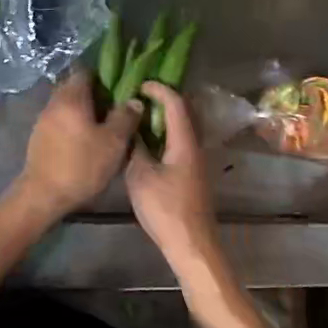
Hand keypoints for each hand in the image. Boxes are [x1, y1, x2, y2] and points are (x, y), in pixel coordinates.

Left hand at [11, 69, 140, 219]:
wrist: (43, 195)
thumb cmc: (82, 165)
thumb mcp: (113, 142)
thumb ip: (125, 117)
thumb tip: (134, 100)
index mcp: (70, 98)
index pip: (85, 72)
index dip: (103, 75)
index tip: (120, 85)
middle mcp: (53, 104)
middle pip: (74, 88)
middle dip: (95, 94)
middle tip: (117, 106)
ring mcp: (43, 121)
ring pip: (67, 106)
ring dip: (84, 111)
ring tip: (104, 124)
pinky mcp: (39, 138)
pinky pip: (60, 121)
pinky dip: (73, 124)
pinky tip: (86, 139)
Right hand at [126, 82, 220, 274]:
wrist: (191, 243)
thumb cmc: (165, 208)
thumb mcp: (140, 176)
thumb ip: (135, 148)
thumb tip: (131, 129)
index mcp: (184, 142)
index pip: (176, 103)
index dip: (159, 89)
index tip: (138, 84)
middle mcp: (195, 145)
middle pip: (184, 112)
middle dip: (163, 99)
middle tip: (137, 97)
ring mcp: (196, 161)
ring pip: (182, 128)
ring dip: (163, 118)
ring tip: (137, 116)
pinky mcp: (191, 174)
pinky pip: (179, 142)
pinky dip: (164, 134)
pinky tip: (146, 143)